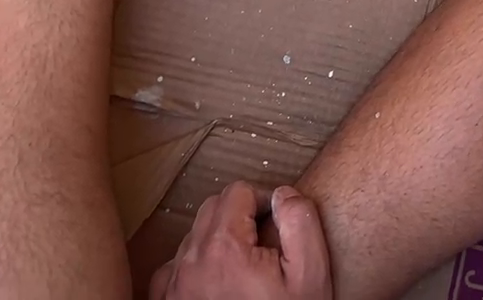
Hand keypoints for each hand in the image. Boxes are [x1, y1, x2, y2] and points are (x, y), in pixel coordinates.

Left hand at [150, 183, 332, 299]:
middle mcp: (190, 265)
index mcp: (224, 249)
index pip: (237, 191)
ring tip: (244, 266)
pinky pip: (172, 270)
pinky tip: (215, 284)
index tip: (277, 225)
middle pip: (212, 208)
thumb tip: (283, 194)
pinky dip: (193, 267)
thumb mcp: (310, 274)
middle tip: (265, 242)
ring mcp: (172, 291)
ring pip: (192, 237)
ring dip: (217, 239)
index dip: (263, 199)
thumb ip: (300, 221)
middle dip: (240, 214)